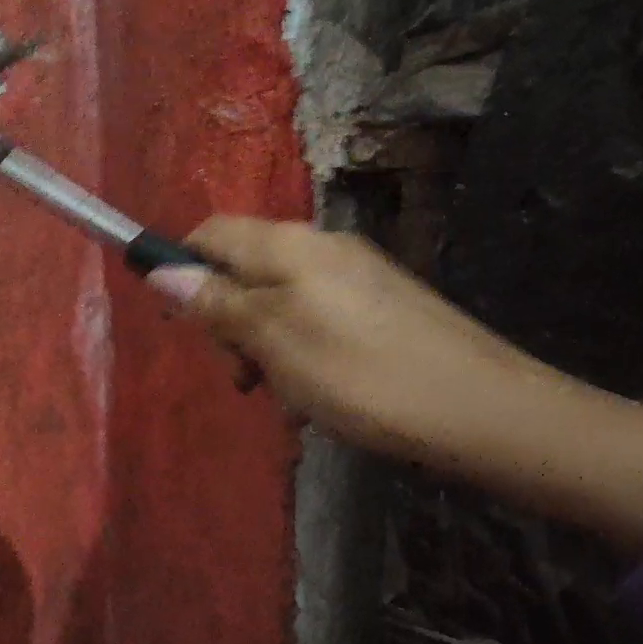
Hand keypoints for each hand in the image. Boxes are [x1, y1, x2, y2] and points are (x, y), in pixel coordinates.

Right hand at [150, 218, 642, 554]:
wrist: (483, 411)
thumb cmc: (361, 374)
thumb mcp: (273, 340)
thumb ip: (216, 303)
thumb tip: (159, 270)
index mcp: (290, 245)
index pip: (212, 232)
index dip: (182, 268)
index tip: (178, 323)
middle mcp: (322, 248)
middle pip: (243, 270)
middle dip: (227, 321)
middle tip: (241, 377)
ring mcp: (357, 278)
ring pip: (277, 303)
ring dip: (263, 348)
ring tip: (283, 399)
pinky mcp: (381, 309)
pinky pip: (315, 321)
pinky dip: (301, 356)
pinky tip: (317, 399)